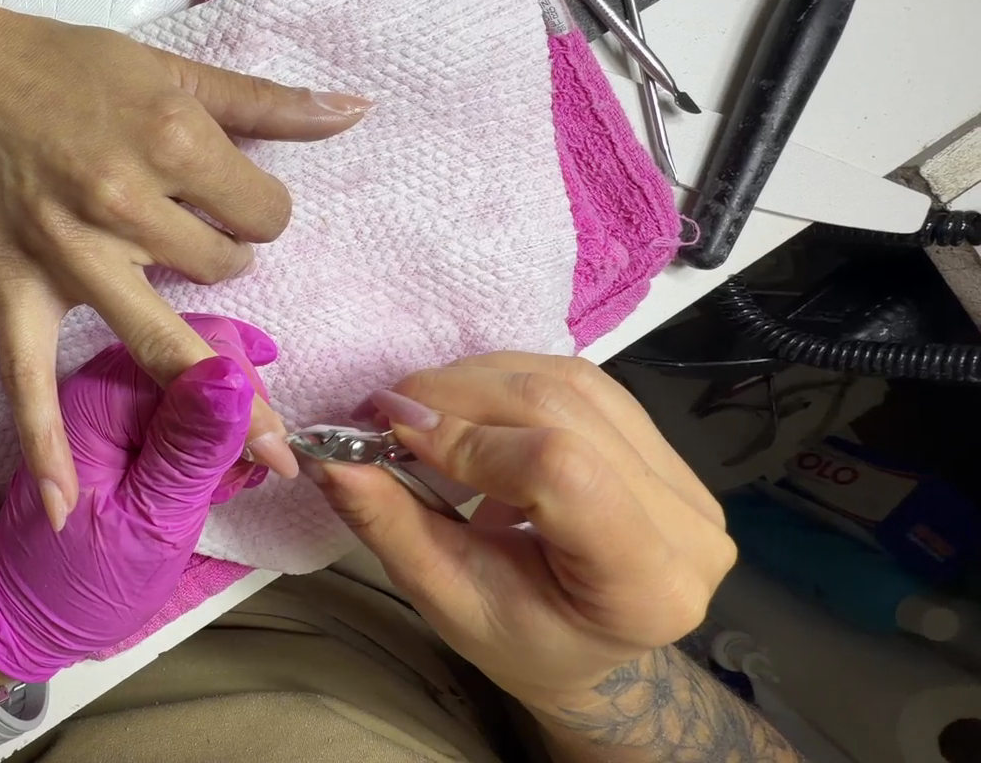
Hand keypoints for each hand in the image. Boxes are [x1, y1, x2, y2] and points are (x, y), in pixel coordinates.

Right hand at [0, 0, 367, 526]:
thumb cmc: (61, 59)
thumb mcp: (167, 66)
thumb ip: (265, 100)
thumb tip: (354, 111)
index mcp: (171, 140)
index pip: (267, 213)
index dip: (257, 204)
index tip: (226, 190)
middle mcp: (125, 204)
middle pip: (229, 270)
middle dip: (223, 250)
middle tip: (182, 218)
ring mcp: (67, 256)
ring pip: (168, 336)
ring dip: (190, 329)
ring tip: (168, 287)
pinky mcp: (14, 285)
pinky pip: (28, 378)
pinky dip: (44, 446)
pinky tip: (65, 508)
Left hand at [0, 315, 275, 682]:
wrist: (27, 611)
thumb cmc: (81, 580)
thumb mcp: (149, 520)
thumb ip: (191, 446)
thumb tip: (232, 374)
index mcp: (101, 395)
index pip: (193, 350)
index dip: (243, 398)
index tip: (264, 462)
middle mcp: (102, 379)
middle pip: (196, 353)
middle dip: (236, 410)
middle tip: (242, 476)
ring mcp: (110, 396)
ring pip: (194, 377)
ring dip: (225, 425)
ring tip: (225, 481)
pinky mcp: (119, 418)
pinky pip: (177, 402)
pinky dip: (204, 436)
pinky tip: (208, 475)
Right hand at [306, 353, 734, 716]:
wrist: (580, 640)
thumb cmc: (516, 634)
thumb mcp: (440, 595)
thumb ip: (387, 523)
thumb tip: (328, 457)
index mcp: (643, 584)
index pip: (560, 471)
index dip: (465, 437)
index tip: (389, 432)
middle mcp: (686, 523)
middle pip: (559, 407)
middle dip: (452, 394)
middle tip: (382, 411)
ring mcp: (684, 475)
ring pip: (567, 379)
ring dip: (473, 378)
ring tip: (420, 408)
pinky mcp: (659, 442)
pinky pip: (577, 378)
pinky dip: (503, 375)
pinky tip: (468, 404)